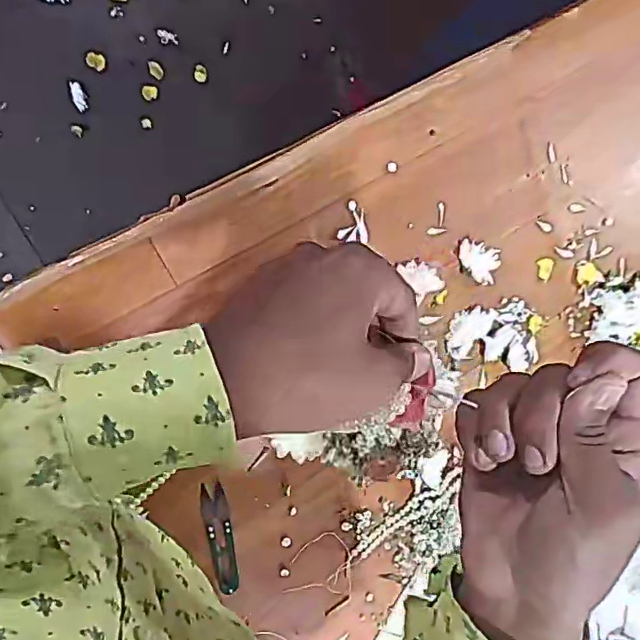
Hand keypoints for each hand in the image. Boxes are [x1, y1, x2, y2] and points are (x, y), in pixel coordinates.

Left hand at [205, 242, 429, 438]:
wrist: (225, 384)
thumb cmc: (310, 379)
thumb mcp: (375, 382)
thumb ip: (406, 364)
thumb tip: (414, 357)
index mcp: (361, 267)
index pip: (403, 302)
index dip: (409, 342)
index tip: (403, 372)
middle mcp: (324, 255)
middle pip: (368, 295)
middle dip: (376, 333)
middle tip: (374, 372)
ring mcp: (286, 266)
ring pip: (333, 298)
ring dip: (344, 329)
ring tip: (338, 369)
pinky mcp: (258, 286)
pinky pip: (301, 303)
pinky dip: (312, 326)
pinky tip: (305, 360)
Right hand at [454, 343, 639, 639]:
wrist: (514, 595)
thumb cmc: (574, 560)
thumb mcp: (599, 505)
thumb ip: (594, 439)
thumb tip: (602, 375)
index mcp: (623, 438)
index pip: (630, 371)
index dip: (606, 364)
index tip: (578, 388)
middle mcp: (578, 424)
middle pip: (562, 373)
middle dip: (541, 412)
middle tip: (539, 464)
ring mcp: (530, 430)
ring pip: (516, 383)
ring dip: (503, 419)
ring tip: (502, 460)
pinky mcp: (489, 440)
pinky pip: (479, 403)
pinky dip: (476, 426)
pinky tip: (483, 462)